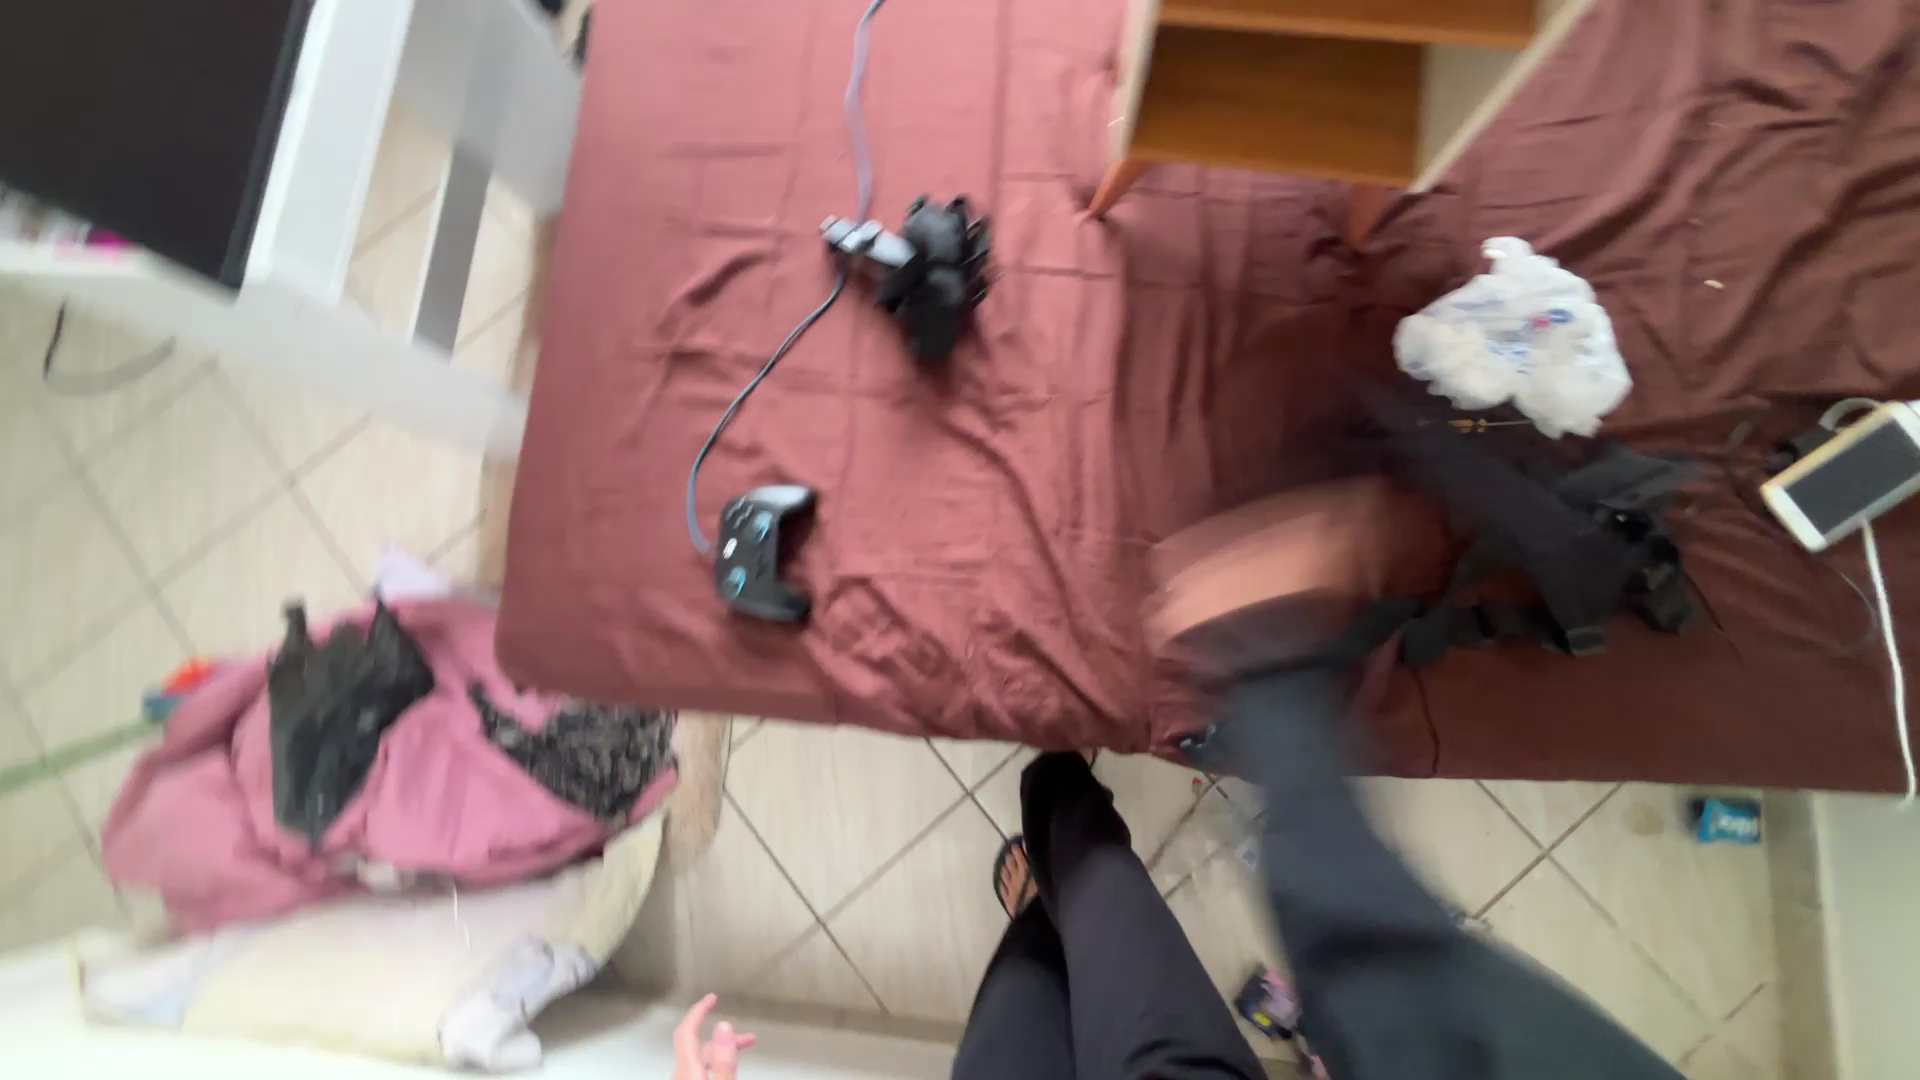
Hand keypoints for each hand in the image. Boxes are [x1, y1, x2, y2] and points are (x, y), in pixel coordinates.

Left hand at [672, 994, 757, 1079]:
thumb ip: (724, 1059)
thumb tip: (723, 1024)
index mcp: (687, 1070)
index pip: (686, 1032)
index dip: (698, 1011)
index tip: (712, 996)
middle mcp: (680, 1075)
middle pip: (697, 1046)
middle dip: (723, 1036)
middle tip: (749, 1037)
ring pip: (699, 1058)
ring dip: (722, 1049)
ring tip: (745, 1049)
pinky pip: (698, 1069)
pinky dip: (715, 1061)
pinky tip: (726, 1066)